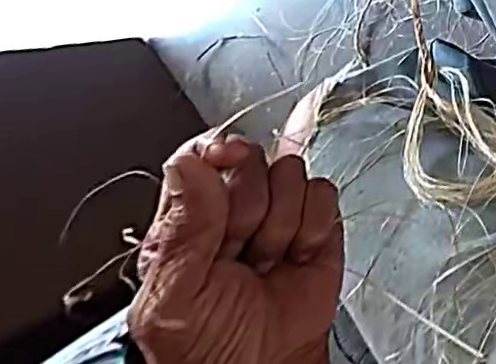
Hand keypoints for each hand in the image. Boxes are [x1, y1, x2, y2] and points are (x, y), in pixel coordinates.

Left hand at [129, 136, 343, 363]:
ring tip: (267, 262)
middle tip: (238, 250)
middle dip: (248, 206)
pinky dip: (313, 228)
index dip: (216, 151)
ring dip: (281, 225)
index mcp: (188, 217)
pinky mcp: (318, 215)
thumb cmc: (209, 349)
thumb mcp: (173, 302)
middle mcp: (233, 203)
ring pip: (290, 172)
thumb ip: (181, 232)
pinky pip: (322, 192)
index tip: (225, 159)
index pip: (199, 155)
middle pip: (250, 159)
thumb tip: (188, 163)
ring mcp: (278, 206)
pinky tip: (297, 256)